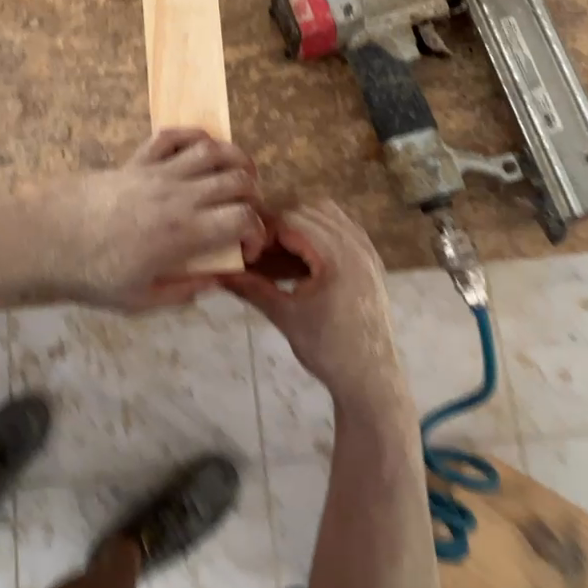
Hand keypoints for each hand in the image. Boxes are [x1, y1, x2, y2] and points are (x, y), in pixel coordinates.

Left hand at [38, 129, 267, 311]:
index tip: (247, 247)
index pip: (243, 218)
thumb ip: (182, 292)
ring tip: (238, 177)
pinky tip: (202, 150)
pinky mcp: (137, 160)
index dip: (258, 231)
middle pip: (237, 180)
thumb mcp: (140, 300)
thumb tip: (215, 281)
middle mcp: (179, 196)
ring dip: (236, 161)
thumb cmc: (92, 275)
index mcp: (184, 233)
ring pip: (213, 150)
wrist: (48, 240)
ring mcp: (158, 172)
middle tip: (243, 214)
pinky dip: (194, 136)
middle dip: (253, 196)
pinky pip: (173, 136)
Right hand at [221, 202, 404, 404]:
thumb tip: (217, 272)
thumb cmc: (327, 349)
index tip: (245, 252)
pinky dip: (318, 231)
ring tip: (277, 251)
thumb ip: (252, 287)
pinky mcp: (370, 260)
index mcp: (337, 255)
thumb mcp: (285, 316)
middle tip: (257, 250)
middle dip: (278, 223)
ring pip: (327, 213)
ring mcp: (367, 250)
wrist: (370, 378)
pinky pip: (342, 227)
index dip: (263, 231)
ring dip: (299, 223)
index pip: (291, 220)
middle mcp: (356, 243)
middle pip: (309, 209)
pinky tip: (301, 256)